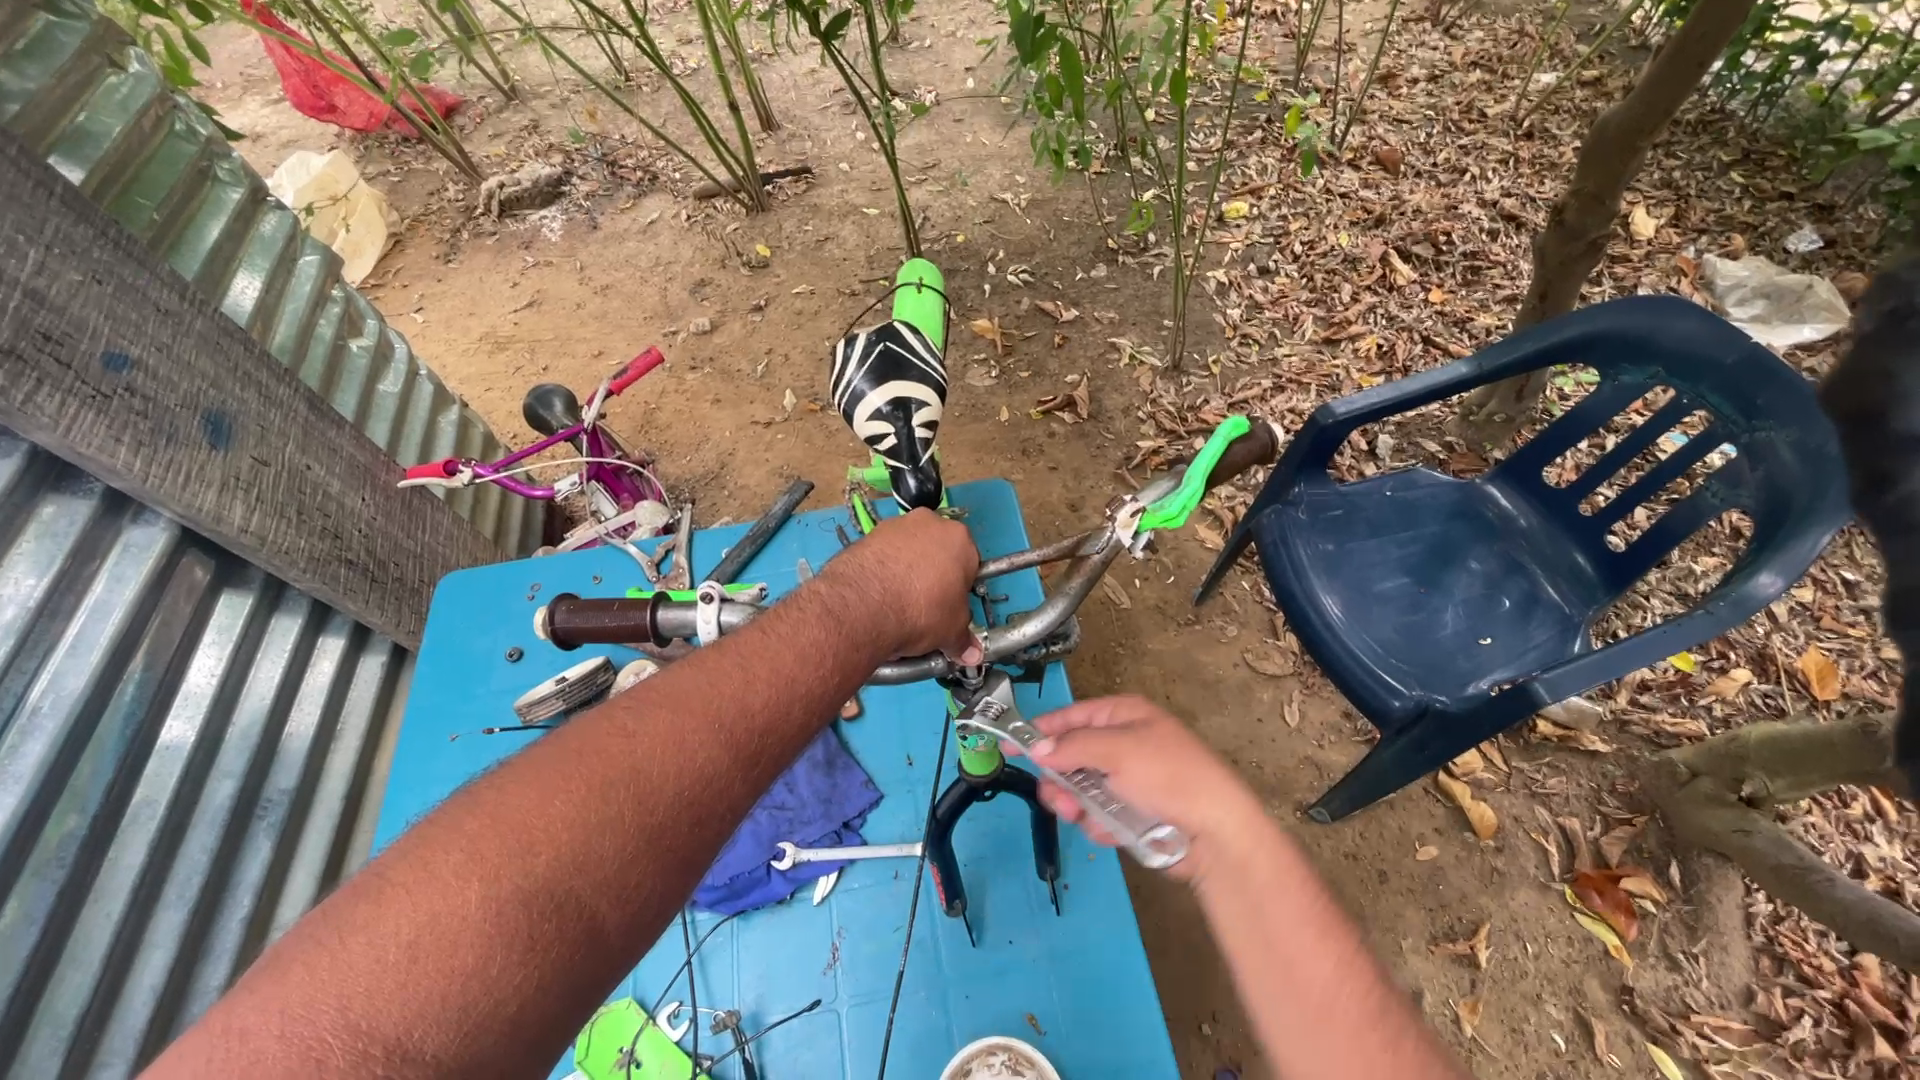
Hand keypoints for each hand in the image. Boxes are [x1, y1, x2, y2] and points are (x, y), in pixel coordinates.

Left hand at [819, 509, 980, 660]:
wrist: (862, 606)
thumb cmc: (921, 610)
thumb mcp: (952, 630)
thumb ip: (963, 638)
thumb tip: (971, 654)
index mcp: (959, 538)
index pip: (969, 565)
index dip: (959, 591)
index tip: (949, 609)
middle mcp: (928, 523)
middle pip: (937, 554)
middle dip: (933, 579)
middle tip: (925, 609)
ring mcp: (894, 526)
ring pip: (907, 554)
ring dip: (905, 576)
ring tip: (897, 608)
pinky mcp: (866, 536)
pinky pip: (882, 558)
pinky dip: (882, 574)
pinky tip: (877, 600)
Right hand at [1022, 696, 1270, 882]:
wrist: (1216, 832)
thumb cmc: (1169, 776)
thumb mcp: (1118, 750)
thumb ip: (1072, 746)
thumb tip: (1036, 747)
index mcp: (1124, 716)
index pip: (1071, 717)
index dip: (1039, 730)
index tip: (1008, 745)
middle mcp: (1124, 744)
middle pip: (1072, 756)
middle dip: (1061, 777)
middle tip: (1056, 795)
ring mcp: (1129, 780)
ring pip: (1081, 790)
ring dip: (1076, 804)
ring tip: (1082, 816)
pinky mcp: (1133, 813)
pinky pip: (1099, 814)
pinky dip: (1099, 823)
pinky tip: (1111, 831)